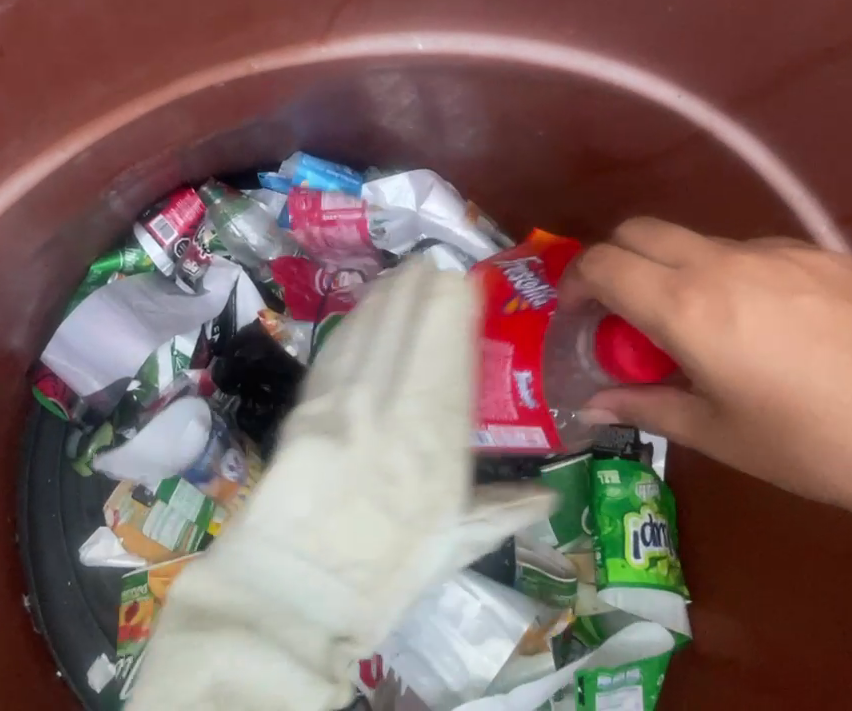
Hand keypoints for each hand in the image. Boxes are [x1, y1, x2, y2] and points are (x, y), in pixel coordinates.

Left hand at [130, 261, 552, 710]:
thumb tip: (550, 495)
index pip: (449, 352)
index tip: (461, 282)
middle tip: (433, 266)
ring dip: (388, 296)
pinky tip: (363, 308)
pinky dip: (354, 321)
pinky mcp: (306, 402)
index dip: (453, 310)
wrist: (301, 584)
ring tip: (402, 276)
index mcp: (438, 439)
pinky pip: (337, 348)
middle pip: (409, 327)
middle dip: (422, 289)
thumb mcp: (456, 545)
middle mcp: (393, 405)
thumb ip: (504, 510)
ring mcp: (344, 399)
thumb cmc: (388, 571)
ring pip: (371, 328)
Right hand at [565, 217, 851, 539]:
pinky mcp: (828, 256)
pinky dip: (730, 275)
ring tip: (704, 329)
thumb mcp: (723, 436)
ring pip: (698, 241)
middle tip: (624, 314)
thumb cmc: (824, 450)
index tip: (576, 314)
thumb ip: (648, 406)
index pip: (603, 264)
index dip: (576, 283)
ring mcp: (781, 253)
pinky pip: (754, 252)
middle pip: (640, 231)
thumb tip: (594, 404)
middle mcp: (724, 264)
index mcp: (688, 307)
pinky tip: (771, 327)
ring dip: (674, 269)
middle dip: (615, 261)